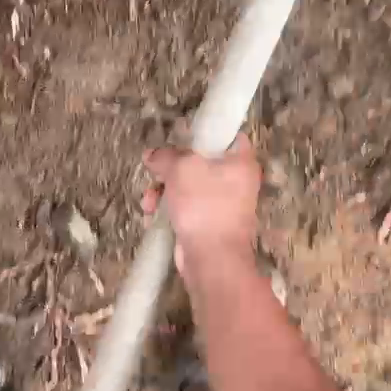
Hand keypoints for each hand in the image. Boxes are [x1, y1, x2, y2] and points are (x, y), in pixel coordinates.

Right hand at [141, 137, 260, 270]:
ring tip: (150, 202)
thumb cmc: (204, 205)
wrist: (212, 258)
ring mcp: (222, 206)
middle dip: (170, 169)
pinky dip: (168, 210)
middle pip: (199, 163)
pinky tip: (153, 215)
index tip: (181, 137)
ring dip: (163, 192)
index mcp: (240, 162)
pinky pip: (184, 209)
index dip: (205, 133)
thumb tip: (152, 155)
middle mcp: (235, 182)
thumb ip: (166, 156)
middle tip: (155, 172)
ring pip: (187, 187)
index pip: (228, 136)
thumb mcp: (181, 169)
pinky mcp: (207, 225)